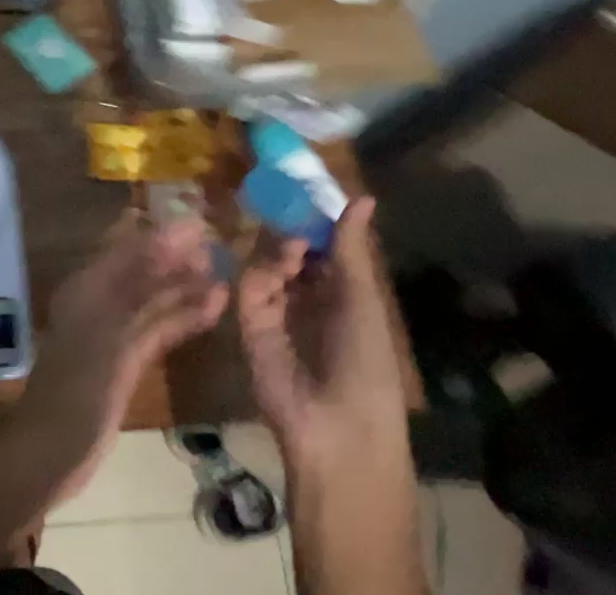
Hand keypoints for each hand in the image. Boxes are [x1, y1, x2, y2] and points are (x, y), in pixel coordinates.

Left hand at [18, 211, 228, 489]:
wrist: (52, 452)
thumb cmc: (78, 388)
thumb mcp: (113, 336)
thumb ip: (150, 293)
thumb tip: (180, 245)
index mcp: (86, 287)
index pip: (127, 246)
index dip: (162, 233)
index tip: (202, 221)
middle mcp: (96, 302)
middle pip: (141, 271)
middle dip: (177, 259)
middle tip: (222, 248)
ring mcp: (110, 332)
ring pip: (151, 300)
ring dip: (184, 289)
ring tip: (225, 277)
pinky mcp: (122, 361)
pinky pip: (155, 329)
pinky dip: (181, 319)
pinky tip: (212, 311)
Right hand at [236, 198, 406, 466]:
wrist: (337, 427)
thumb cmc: (366, 362)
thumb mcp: (363, 300)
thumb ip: (351, 248)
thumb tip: (363, 196)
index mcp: (342, 294)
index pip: (324, 246)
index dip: (316, 219)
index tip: (307, 187)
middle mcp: (307, 299)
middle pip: (291, 250)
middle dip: (291, 227)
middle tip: (287, 201)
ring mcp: (276, 311)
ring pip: (268, 263)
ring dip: (280, 248)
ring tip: (295, 244)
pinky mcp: (249, 325)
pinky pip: (249, 287)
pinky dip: (262, 271)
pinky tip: (282, 266)